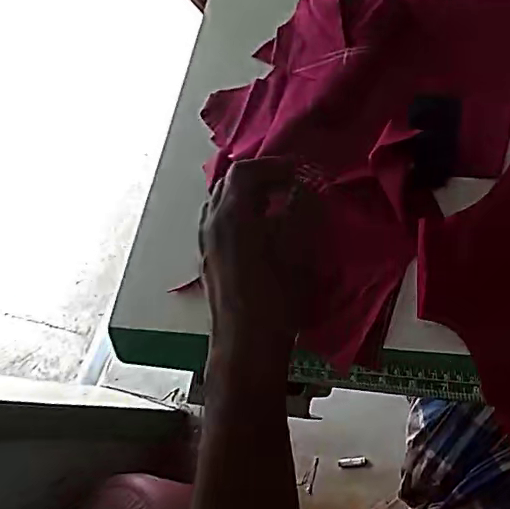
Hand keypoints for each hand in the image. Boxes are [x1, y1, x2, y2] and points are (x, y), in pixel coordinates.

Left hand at [200, 158, 316, 354]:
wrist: (247, 343)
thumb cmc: (276, 298)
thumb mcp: (298, 250)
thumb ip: (300, 211)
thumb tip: (302, 189)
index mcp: (232, 216)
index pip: (245, 171)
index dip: (274, 165)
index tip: (299, 171)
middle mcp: (212, 223)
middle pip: (229, 182)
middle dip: (260, 176)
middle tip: (289, 183)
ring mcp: (207, 242)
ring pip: (222, 202)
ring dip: (248, 195)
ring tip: (276, 204)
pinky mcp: (209, 259)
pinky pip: (221, 221)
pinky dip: (241, 213)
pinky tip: (262, 230)